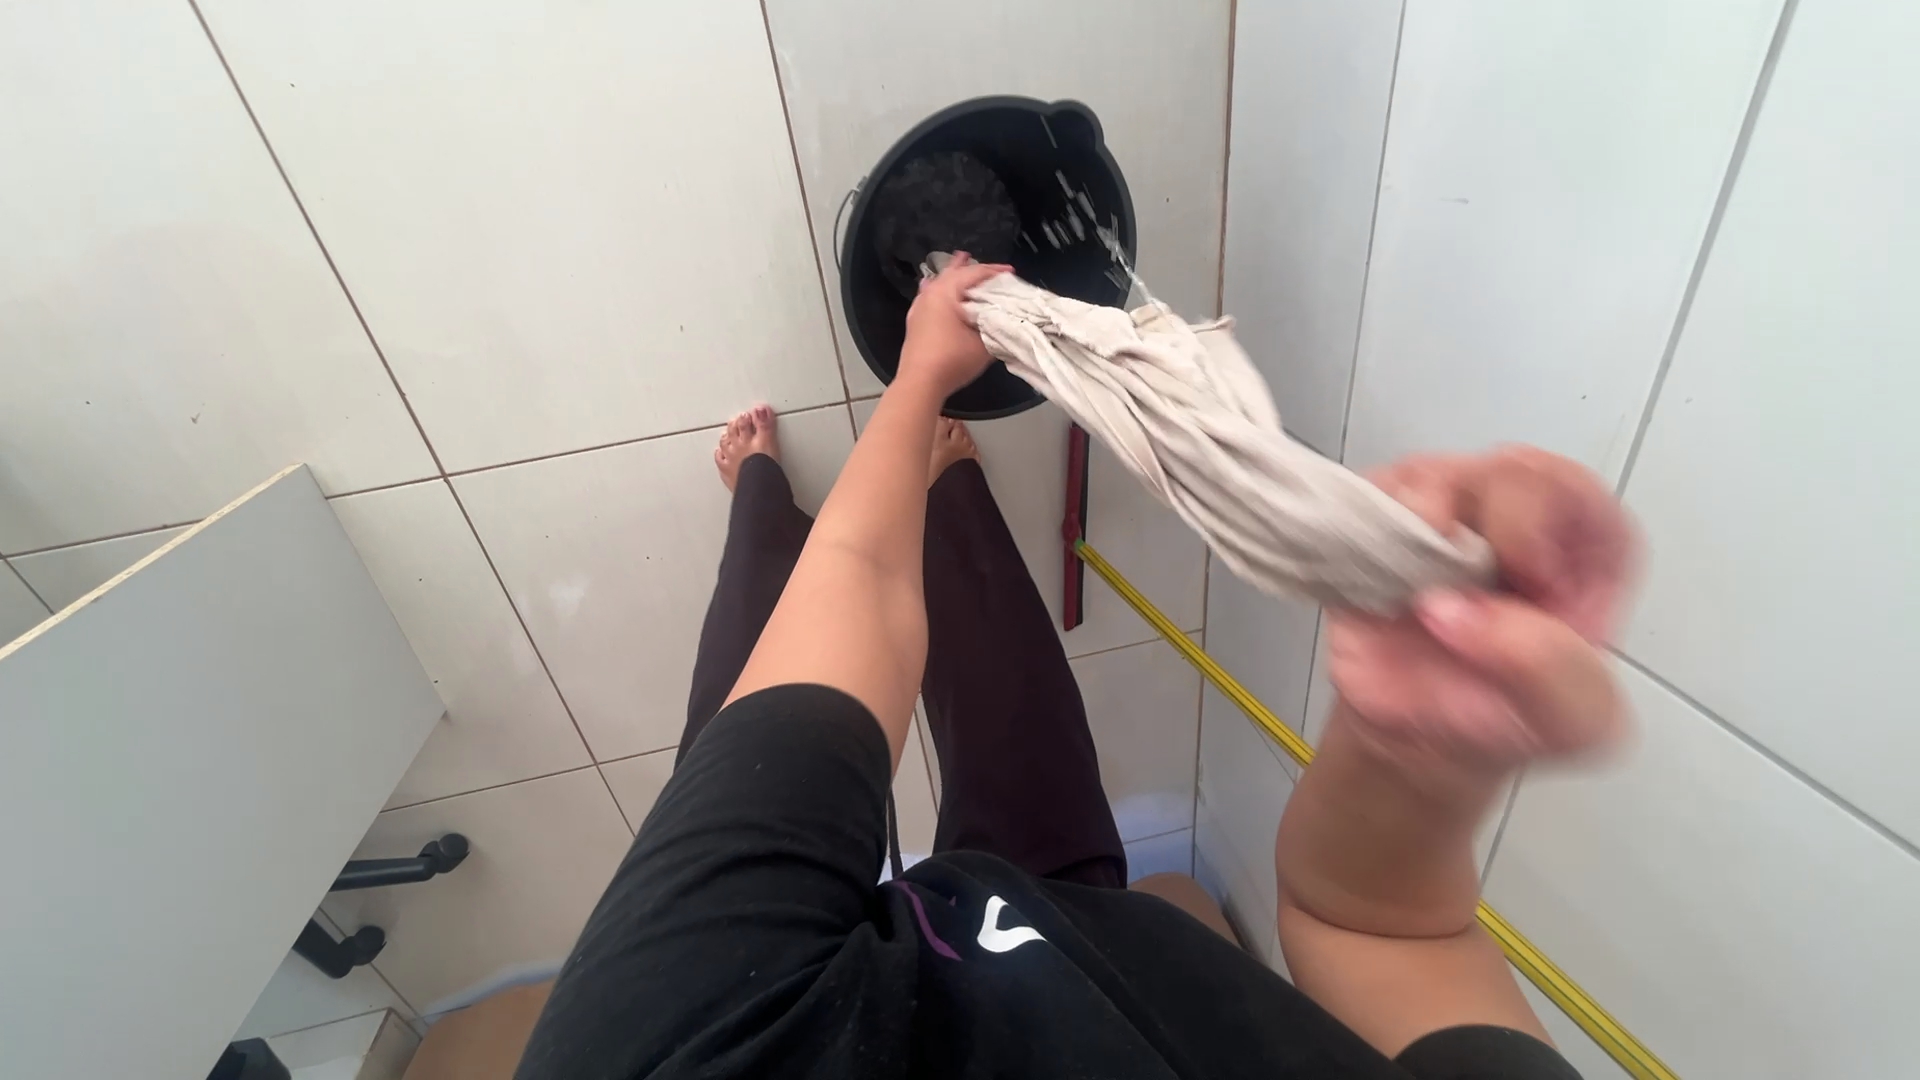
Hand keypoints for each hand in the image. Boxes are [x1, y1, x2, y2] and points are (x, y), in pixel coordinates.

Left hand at [898, 252, 1011, 396]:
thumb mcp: (983, 345)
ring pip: (939, 284)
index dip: (995, 271)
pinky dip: (936, 290)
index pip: (975, 273)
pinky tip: (929, 287)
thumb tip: (1001, 320)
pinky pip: (927, 297)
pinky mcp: (914, 322)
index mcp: (947, 292)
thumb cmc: (952, 360)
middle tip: (985, 264)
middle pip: (954, 273)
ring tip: (959, 264)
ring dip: (953, 276)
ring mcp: (919, 307)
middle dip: (971, 267)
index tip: (1011, 272)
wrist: (920, 383)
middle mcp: (931, 294)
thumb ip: (995, 328)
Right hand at [1327, 446, 1636, 771]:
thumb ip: (1547, 667)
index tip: (1521, 571)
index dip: (1548, 518)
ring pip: (1431, 473)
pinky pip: (1365, 495)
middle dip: (1483, 517)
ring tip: (1407, 579)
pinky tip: (1370, 568)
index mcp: (1578, 557)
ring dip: (1414, 521)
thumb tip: (1450, 607)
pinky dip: (1364, 522)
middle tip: (1457, 572)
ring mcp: (1440, 523)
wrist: (1412, 737)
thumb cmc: (1499, 722)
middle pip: (1507, 470)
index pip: (1575, 492)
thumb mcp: (1570, 721)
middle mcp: (1513, 527)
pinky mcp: (1376, 531)